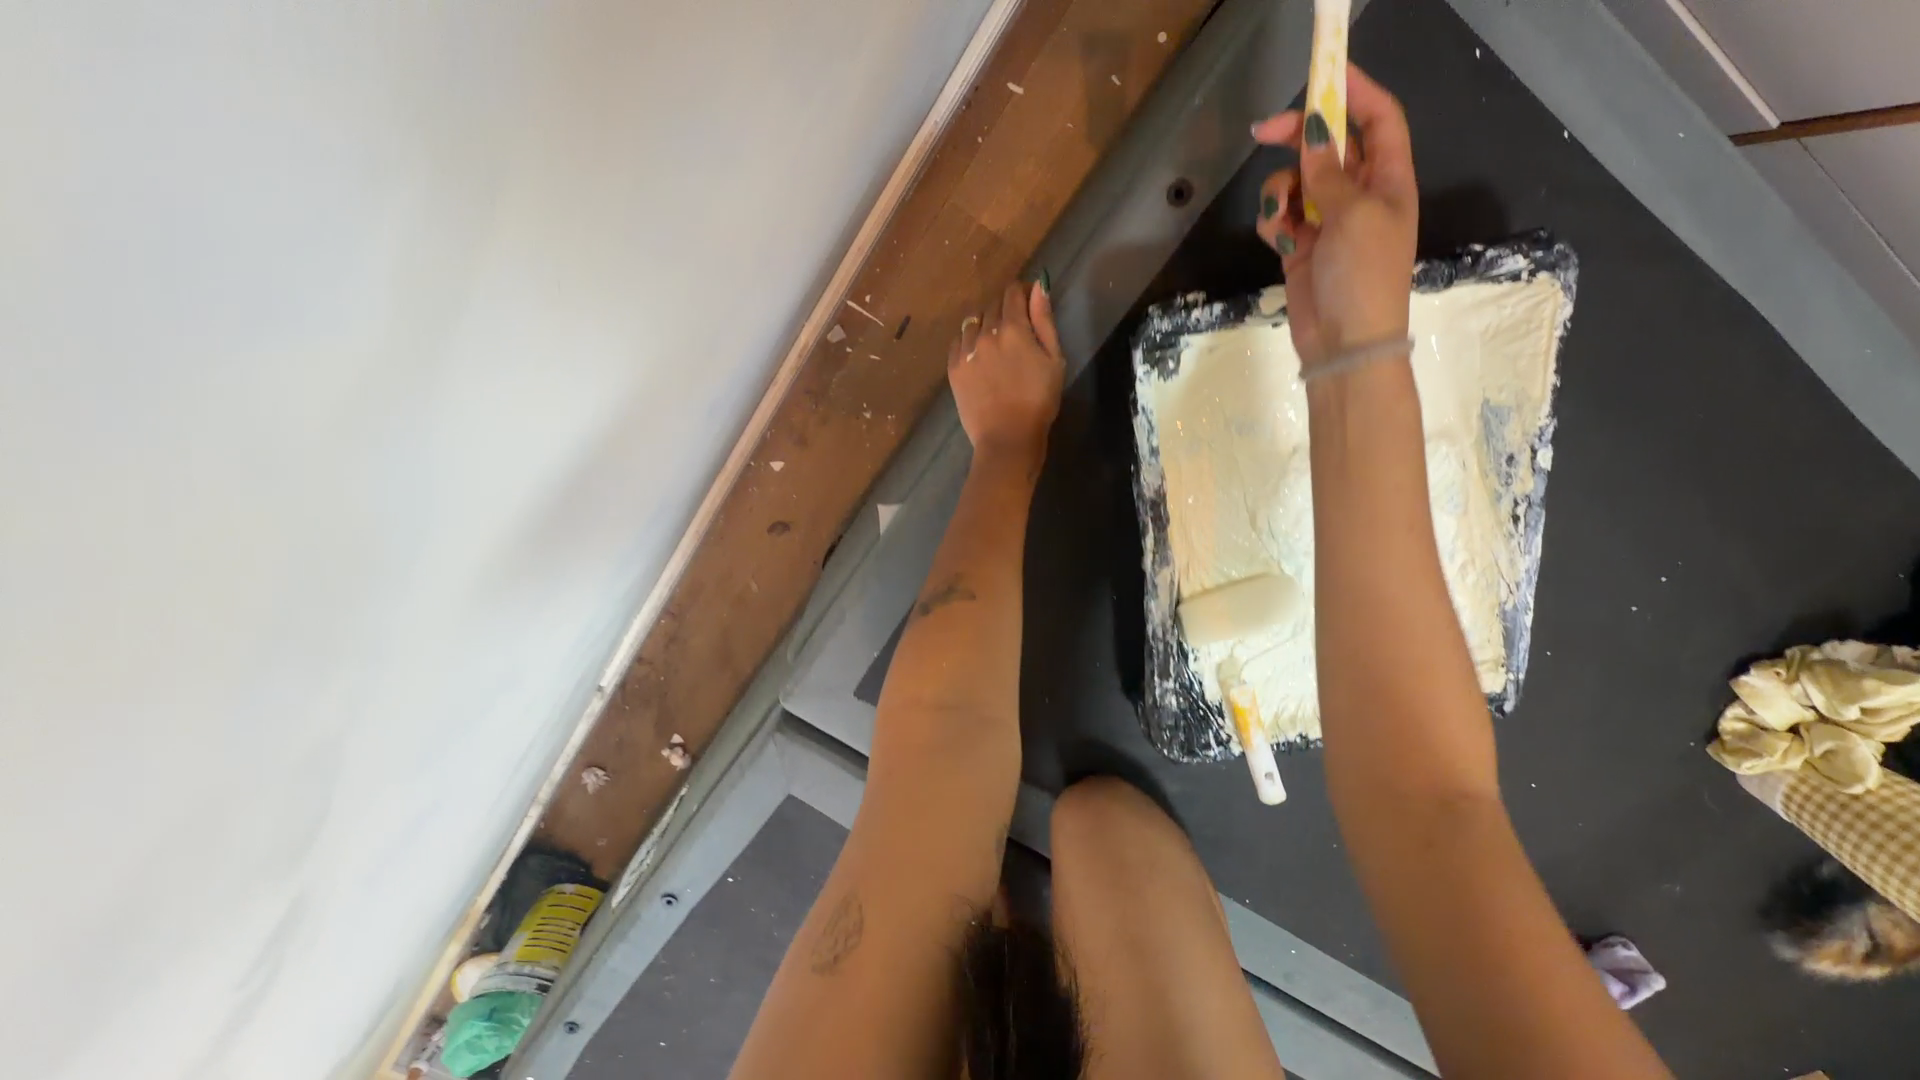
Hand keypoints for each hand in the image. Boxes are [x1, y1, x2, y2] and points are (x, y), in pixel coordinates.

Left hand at [947, 280, 1064, 467]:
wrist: (1007, 437)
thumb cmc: (1039, 400)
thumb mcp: (1054, 359)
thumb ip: (1044, 320)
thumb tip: (1039, 286)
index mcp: (1013, 328)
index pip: (1012, 292)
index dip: (1022, 291)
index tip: (1029, 301)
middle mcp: (984, 333)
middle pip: (992, 305)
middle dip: (1006, 308)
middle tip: (1017, 328)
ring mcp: (965, 351)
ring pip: (973, 322)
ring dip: (986, 324)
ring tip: (996, 343)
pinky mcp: (953, 368)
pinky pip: (958, 341)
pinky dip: (969, 341)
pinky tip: (979, 355)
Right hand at [1251, 65, 1417, 362]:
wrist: (1346, 342)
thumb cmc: (1364, 276)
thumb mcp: (1353, 215)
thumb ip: (1329, 173)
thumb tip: (1314, 133)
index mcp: (1390, 179)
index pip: (1379, 120)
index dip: (1356, 91)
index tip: (1324, 72)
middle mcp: (1360, 195)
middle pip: (1329, 145)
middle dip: (1299, 137)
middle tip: (1266, 131)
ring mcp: (1328, 221)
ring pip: (1296, 182)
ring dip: (1282, 191)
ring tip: (1284, 218)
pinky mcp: (1301, 246)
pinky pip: (1281, 217)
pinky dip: (1275, 223)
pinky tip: (1280, 243)